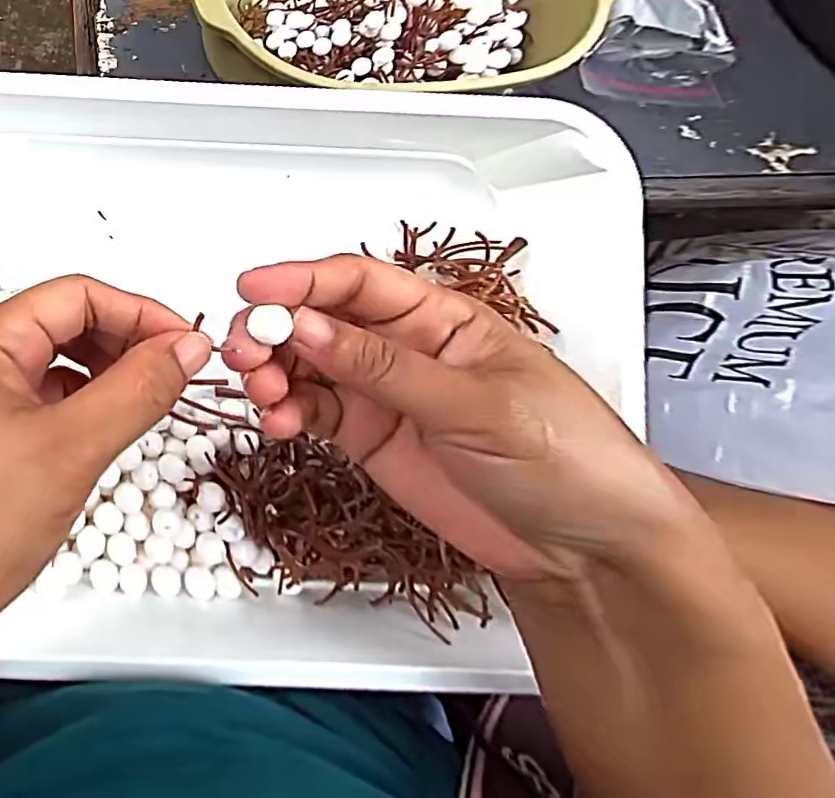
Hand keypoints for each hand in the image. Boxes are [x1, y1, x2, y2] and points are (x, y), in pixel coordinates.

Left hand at [0, 275, 212, 630]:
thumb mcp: (74, 447)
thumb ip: (139, 388)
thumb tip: (184, 348)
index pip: (77, 295)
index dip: (139, 311)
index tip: (185, 342)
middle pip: (71, 319)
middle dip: (128, 339)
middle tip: (177, 370)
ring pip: (66, 356)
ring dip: (114, 369)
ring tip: (152, 395)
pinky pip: (56, 391)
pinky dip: (94, 398)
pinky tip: (117, 418)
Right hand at [220, 256, 699, 583]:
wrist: (589, 556)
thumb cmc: (573, 462)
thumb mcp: (476, 405)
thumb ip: (382, 366)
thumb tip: (306, 326)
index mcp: (437, 318)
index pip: (355, 282)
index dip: (299, 279)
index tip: (254, 289)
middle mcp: (397, 347)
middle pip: (314, 319)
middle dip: (271, 329)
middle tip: (245, 349)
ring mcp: (375, 391)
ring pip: (300, 363)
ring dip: (270, 372)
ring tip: (264, 393)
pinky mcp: (360, 432)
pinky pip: (305, 409)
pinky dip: (282, 412)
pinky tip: (280, 423)